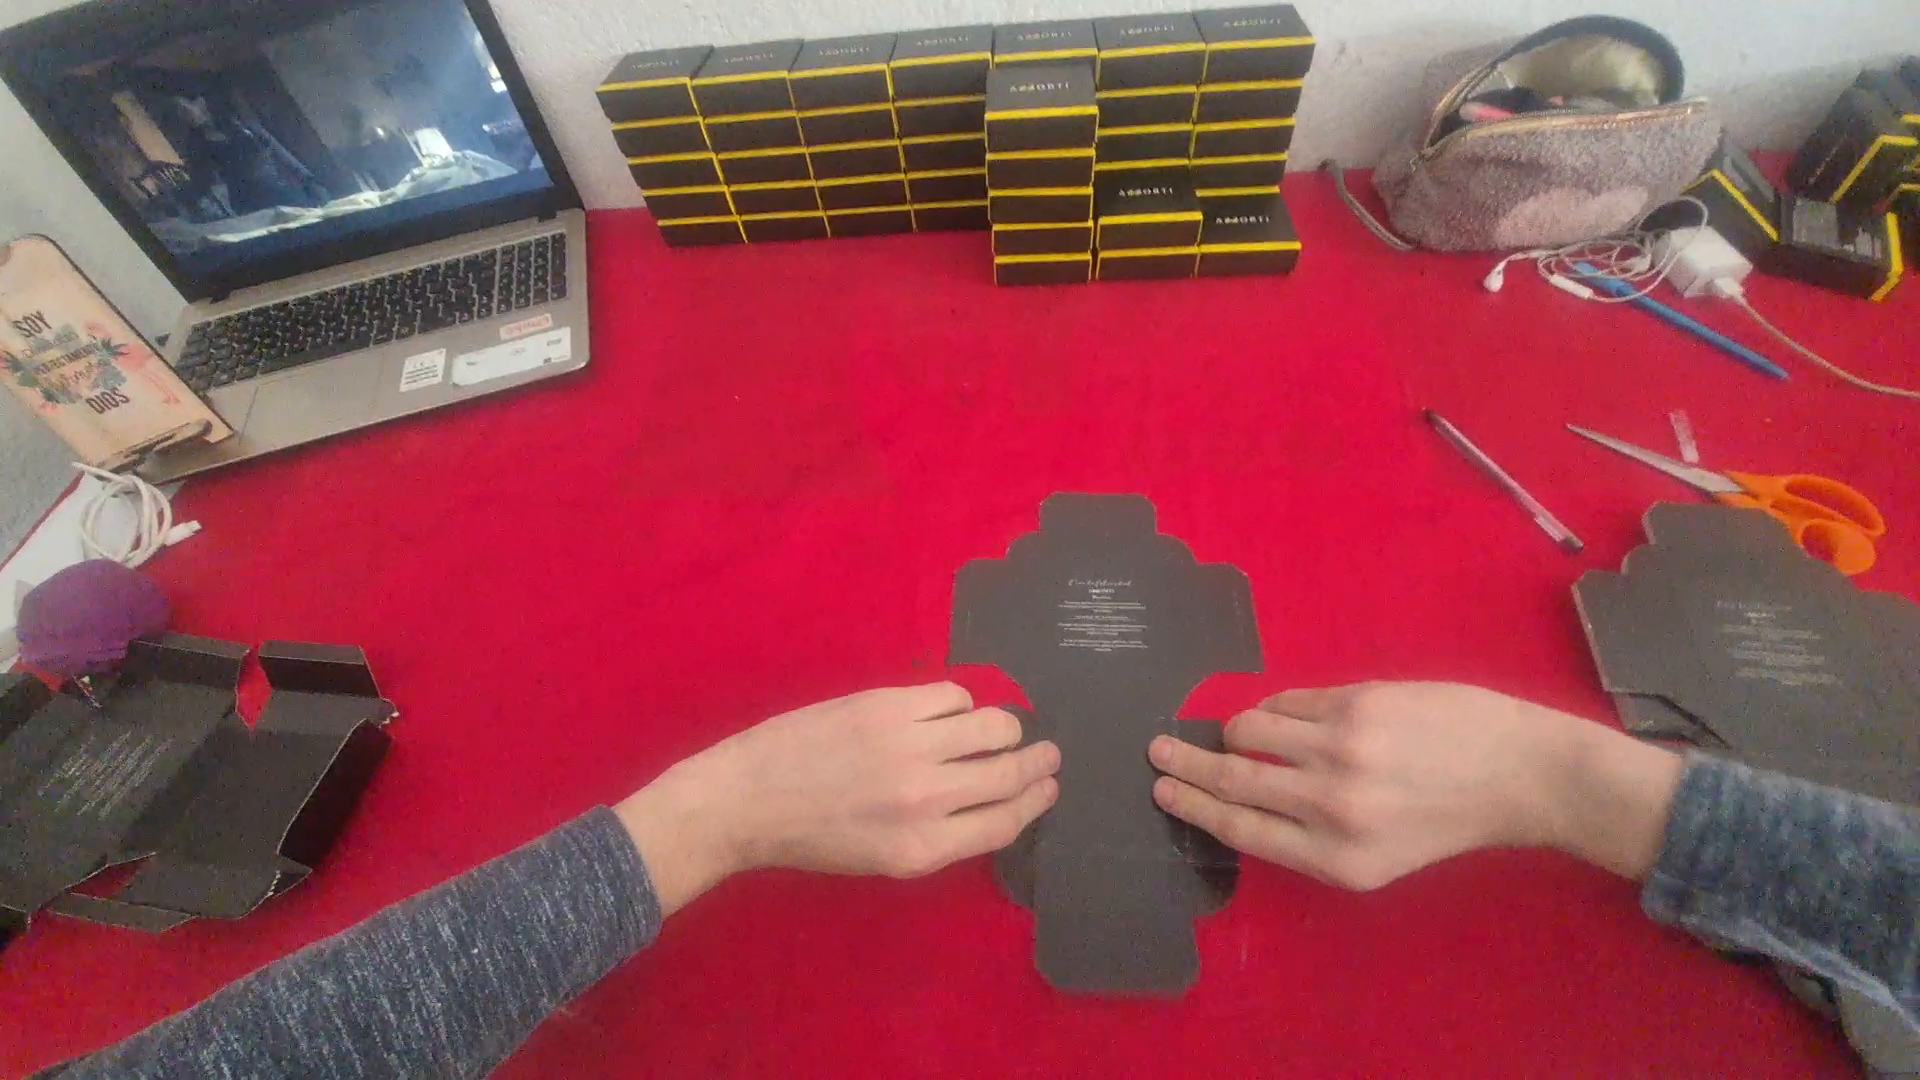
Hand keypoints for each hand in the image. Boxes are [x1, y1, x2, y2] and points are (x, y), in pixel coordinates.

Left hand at [617, 683, 1059, 914]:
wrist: (748, 799)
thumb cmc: (814, 838)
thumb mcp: (885, 858)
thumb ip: (944, 834)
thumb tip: (993, 796)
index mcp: (923, 849)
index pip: (1006, 823)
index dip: (1036, 801)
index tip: (1050, 785)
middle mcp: (925, 798)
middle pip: (1009, 772)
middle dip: (1039, 761)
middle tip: (1048, 752)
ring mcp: (908, 745)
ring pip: (992, 724)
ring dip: (1007, 726)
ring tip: (1003, 728)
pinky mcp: (888, 705)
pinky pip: (952, 694)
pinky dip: (962, 702)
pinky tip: (951, 711)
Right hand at [1149, 682, 1683, 890]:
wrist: (1523, 773)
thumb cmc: (1445, 819)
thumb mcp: (1376, 855)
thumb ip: (1305, 833)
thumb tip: (1237, 794)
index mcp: (1339, 859)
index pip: (1241, 831)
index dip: (1193, 808)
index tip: (1161, 791)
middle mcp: (1332, 807)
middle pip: (1233, 780)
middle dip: (1184, 765)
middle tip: (1155, 750)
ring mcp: (1341, 750)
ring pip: (1249, 730)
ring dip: (1232, 731)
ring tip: (1235, 733)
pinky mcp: (1353, 704)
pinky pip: (1285, 701)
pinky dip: (1274, 709)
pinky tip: (1285, 717)